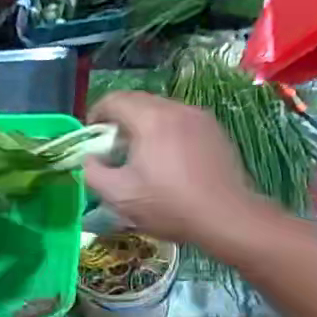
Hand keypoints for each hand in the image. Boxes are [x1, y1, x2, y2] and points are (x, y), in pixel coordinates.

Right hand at [82, 91, 270, 244]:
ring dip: (145, 128)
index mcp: (149, 118)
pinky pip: (183, 124)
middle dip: (120, 121)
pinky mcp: (216, 132)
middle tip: (113, 150)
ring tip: (142, 158)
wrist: (226, 216)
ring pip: (162, 112)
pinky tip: (171, 163)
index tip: (91, 138)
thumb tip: (89, 160)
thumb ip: (93, 173)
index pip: (113, 100)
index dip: (95, 115)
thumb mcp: (119, 196)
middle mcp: (176, 108)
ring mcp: (200, 117)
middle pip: (139, 102)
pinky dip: (169, 135)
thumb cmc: (169, 205)